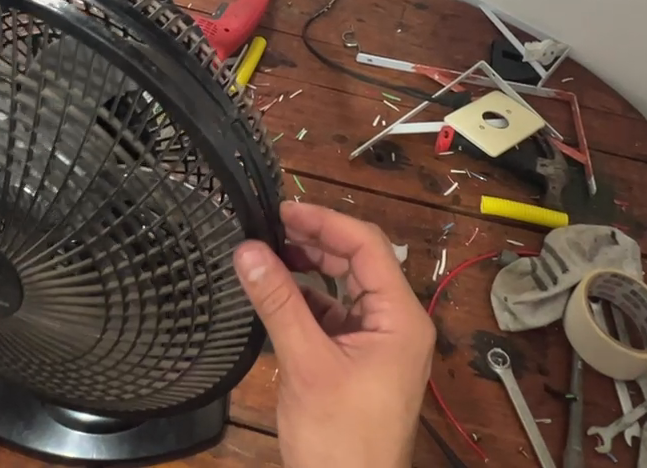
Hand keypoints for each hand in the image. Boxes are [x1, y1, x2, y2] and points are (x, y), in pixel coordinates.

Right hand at [233, 201, 434, 467]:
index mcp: (400, 316)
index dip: (325, 221)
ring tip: (271, 250)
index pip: (366, 246)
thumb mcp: (305, 363)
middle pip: (359, 261)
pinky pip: (336, 312)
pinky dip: (308, 298)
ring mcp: (380, 340)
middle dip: (317, 240)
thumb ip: (278, 302)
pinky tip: (279, 290)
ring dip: (311, 266)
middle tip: (272, 225)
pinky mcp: (360, 357)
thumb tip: (246, 249)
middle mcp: (397, 321)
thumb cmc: (338, 437)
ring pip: (346, 285)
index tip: (283, 210)